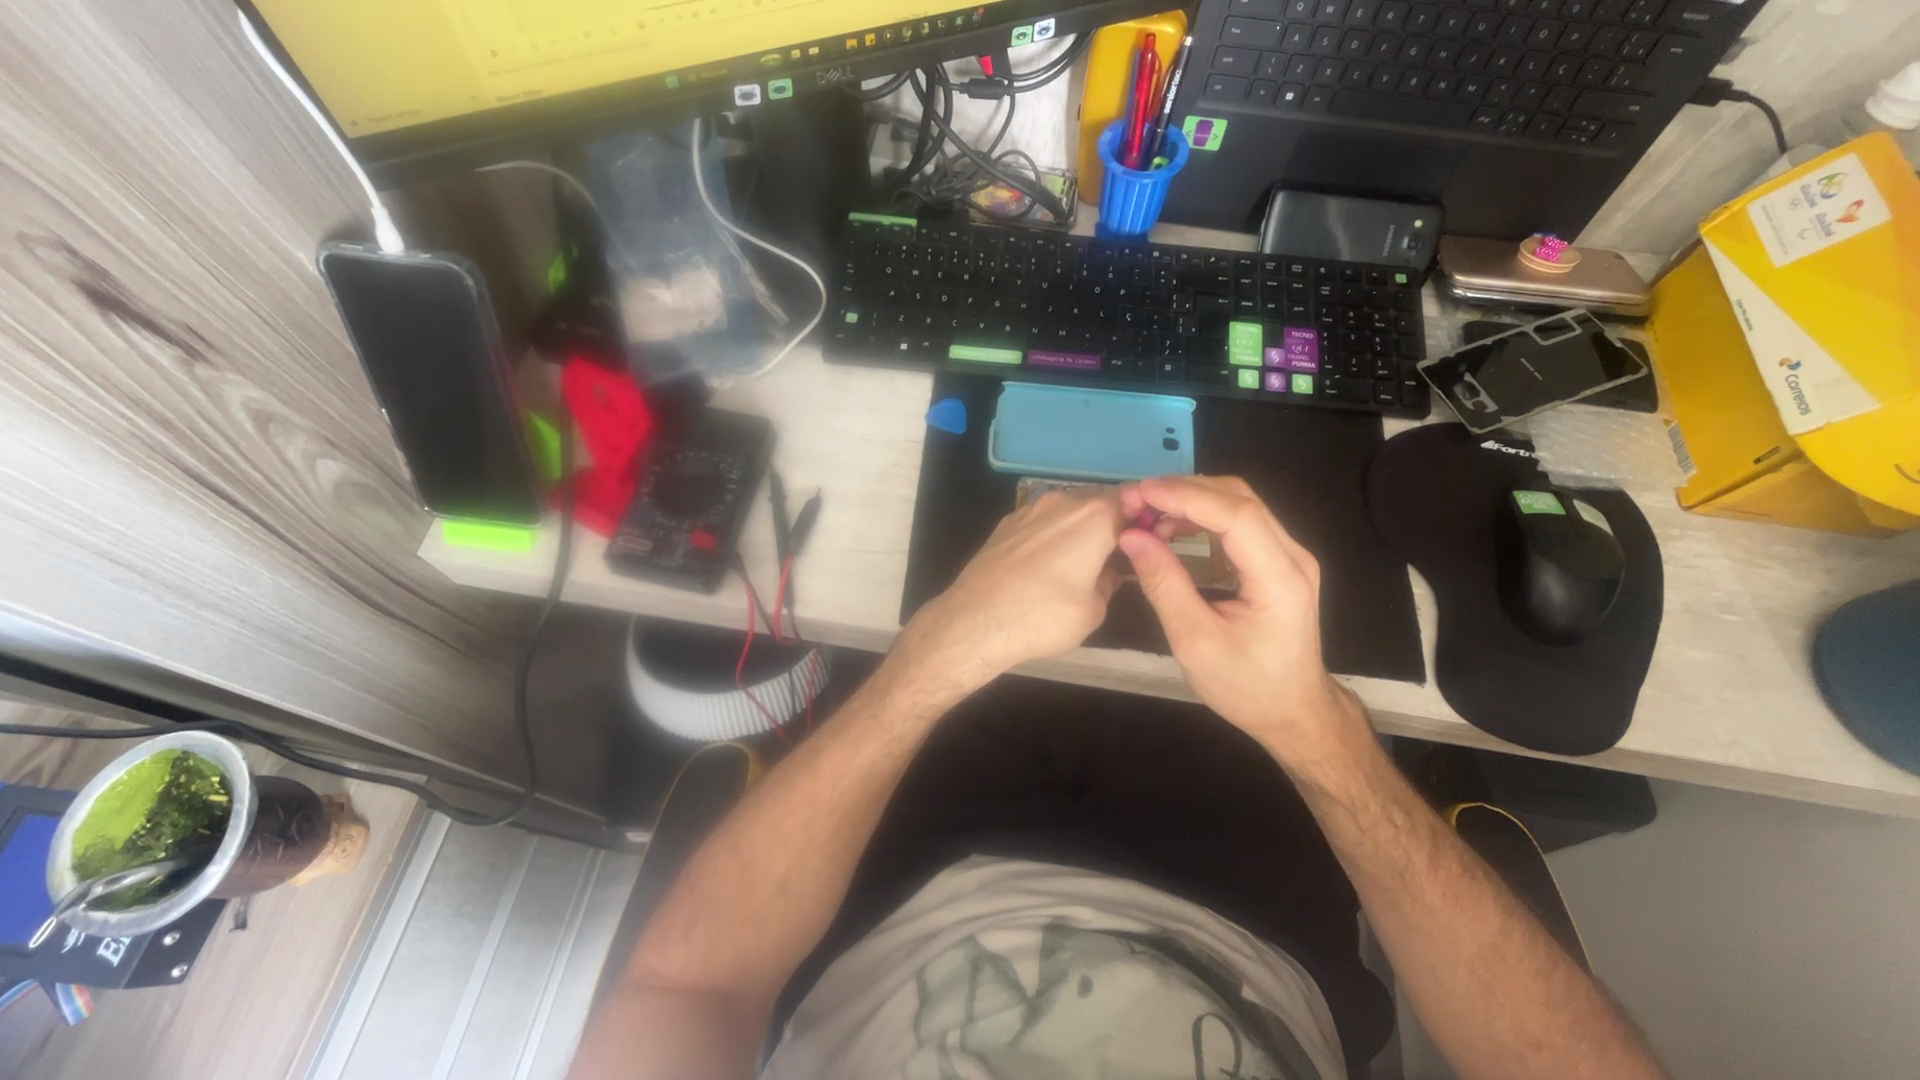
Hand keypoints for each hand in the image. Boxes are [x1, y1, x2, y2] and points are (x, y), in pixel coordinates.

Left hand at [900, 487, 1125, 690]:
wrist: (976, 621)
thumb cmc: (1044, 616)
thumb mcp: (1095, 609)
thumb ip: (1110, 582)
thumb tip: (1109, 573)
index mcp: (1094, 517)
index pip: (1133, 498)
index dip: (1144, 516)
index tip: (1150, 539)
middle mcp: (1064, 502)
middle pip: (1099, 502)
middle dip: (1112, 524)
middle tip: (1118, 556)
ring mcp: (1030, 510)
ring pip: (1068, 511)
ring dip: (1080, 530)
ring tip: (1081, 565)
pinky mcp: (1006, 524)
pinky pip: (1042, 522)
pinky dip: (1053, 536)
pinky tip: (1048, 566)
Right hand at [1117, 476, 1370, 768]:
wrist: (1293, 712)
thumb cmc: (1247, 687)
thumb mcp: (1195, 642)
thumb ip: (1164, 584)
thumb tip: (1132, 538)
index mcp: (1279, 578)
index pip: (1236, 515)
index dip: (1186, 496)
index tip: (1141, 492)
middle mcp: (1292, 556)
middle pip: (1240, 499)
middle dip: (1185, 491)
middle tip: (1136, 500)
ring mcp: (1290, 556)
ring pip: (1241, 505)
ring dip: (1193, 500)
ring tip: (1148, 513)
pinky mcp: (1279, 561)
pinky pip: (1242, 522)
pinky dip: (1204, 516)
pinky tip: (1174, 528)